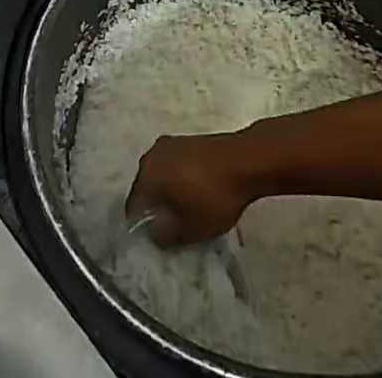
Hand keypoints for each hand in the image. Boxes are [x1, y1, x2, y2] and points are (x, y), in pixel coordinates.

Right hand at [124, 133, 258, 247]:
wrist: (248, 160)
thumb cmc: (214, 195)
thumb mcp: (190, 228)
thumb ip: (165, 235)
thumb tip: (154, 232)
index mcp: (146, 172)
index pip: (133, 206)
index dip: (143, 227)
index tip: (158, 240)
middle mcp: (153, 153)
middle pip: (147, 188)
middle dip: (157, 207)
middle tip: (174, 227)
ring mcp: (173, 143)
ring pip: (163, 175)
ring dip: (171, 192)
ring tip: (190, 210)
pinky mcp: (191, 140)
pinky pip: (177, 165)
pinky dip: (182, 180)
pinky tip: (200, 192)